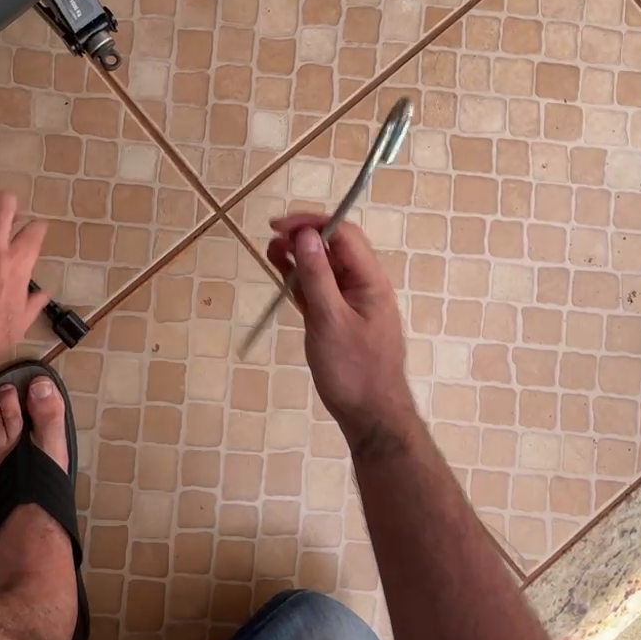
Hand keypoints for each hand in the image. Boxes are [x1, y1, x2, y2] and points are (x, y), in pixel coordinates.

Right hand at [266, 215, 417, 449]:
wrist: (370, 416)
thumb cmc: (353, 369)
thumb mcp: (330, 320)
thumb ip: (318, 276)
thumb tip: (306, 234)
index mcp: (370, 280)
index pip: (343, 234)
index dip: (312, 223)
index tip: (279, 226)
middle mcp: (361, 285)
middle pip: (333, 247)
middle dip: (303, 236)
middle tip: (271, 239)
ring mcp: (348, 302)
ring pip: (323, 267)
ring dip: (298, 256)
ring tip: (270, 252)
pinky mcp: (336, 318)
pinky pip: (318, 289)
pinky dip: (299, 279)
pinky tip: (282, 274)